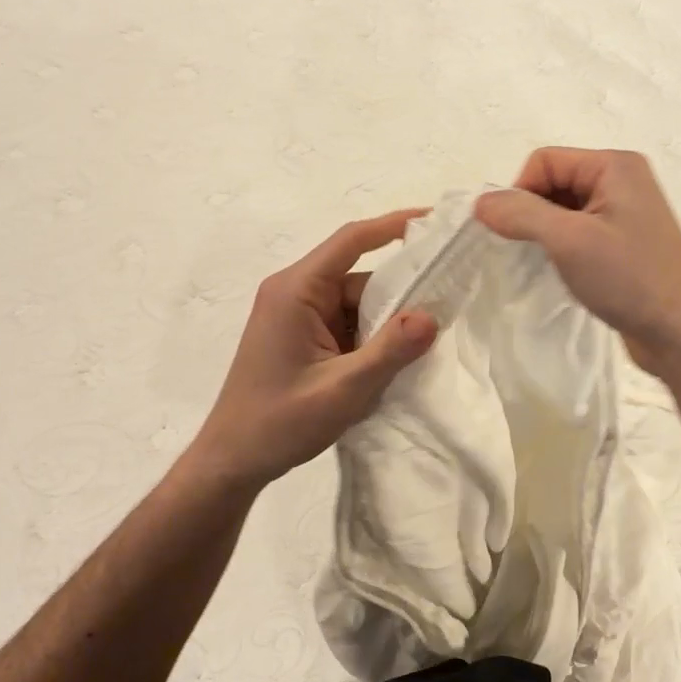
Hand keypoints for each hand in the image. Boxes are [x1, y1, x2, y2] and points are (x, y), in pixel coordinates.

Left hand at [187, 210, 437, 488]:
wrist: (232, 462)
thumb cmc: (279, 423)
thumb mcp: (343, 390)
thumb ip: (389, 352)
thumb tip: (432, 316)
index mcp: (296, 291)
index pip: (351, 240)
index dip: (395, 225)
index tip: (437, 219)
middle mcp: (296, 293)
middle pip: (362, 276)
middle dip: (401, 294)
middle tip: (447, 311)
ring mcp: (300, 316)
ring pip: (360, 303)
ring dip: (388, 323)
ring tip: (420, 350)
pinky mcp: (306, 337)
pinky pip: (351, 323)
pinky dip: (375, 339)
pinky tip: (395, 362)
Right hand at [475, 148, 680, 375]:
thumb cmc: (630, 278)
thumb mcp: (570, 241)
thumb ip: (522, 215)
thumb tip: (481, 202)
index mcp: (615, 166)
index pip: (545, 161)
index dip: (521, 192)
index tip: (514, 234)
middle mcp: (624, 182)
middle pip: (555, 183)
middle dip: (534, 214)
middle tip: (530, 253)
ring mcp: (628, 216)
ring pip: (566, 212)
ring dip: (548, 236)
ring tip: (551, 266)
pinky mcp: (627, 246)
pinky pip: (582, 235)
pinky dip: (565, 251)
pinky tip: (567, 275)